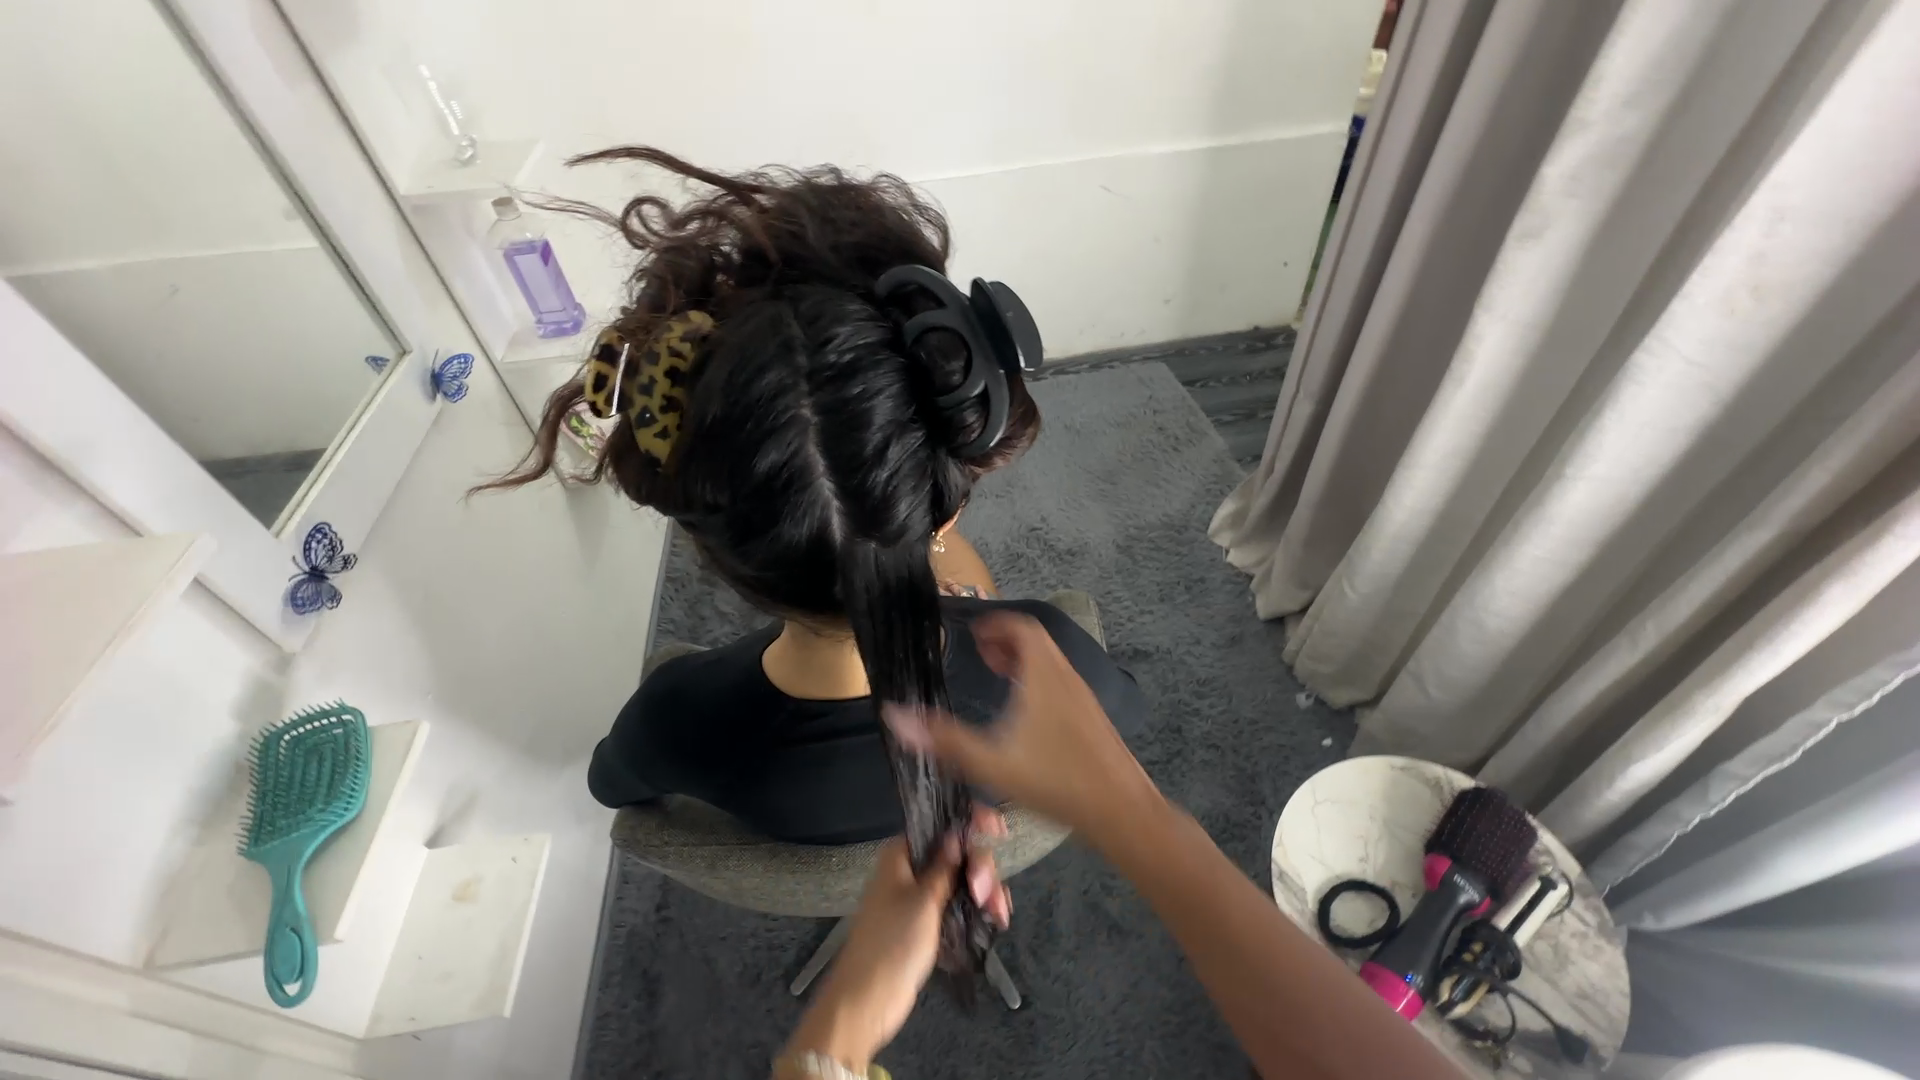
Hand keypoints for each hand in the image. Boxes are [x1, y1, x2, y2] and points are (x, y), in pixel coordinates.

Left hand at [781, 811, 1009, 1072]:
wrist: (867, 1000)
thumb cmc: (891, 943)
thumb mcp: (923, 900)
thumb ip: (945, 866)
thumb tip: (957, 833)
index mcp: (901, 854)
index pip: (940, 826)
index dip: (969, 824)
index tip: (998, 828)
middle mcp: (909, 870)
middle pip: (956, 854)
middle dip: (979, 869)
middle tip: (985, 893)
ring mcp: (918, 898)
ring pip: (961, 881)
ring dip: (984, 891)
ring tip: (998, 912)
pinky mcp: (925, 924)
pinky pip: (957, 905)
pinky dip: (977, 908)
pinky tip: (996, 918)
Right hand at [883, 612, 1164, 849]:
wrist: (1122, 811)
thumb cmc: (1055, 781)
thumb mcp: (990, 762)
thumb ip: (942, 740)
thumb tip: (894, 715)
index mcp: (1044, 674)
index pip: (1023, 627)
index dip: (996, 623)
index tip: (972, 631)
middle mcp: (1067, 677)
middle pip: (1037, 642)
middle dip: (1005, 641)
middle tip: (978, 651)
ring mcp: (1083, 698)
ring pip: (1051, 663)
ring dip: (1023, 661)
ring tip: (996, 674)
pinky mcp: (1092, 720)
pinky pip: (1060, 682)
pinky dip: (1038, 680)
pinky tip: (1024, 713)